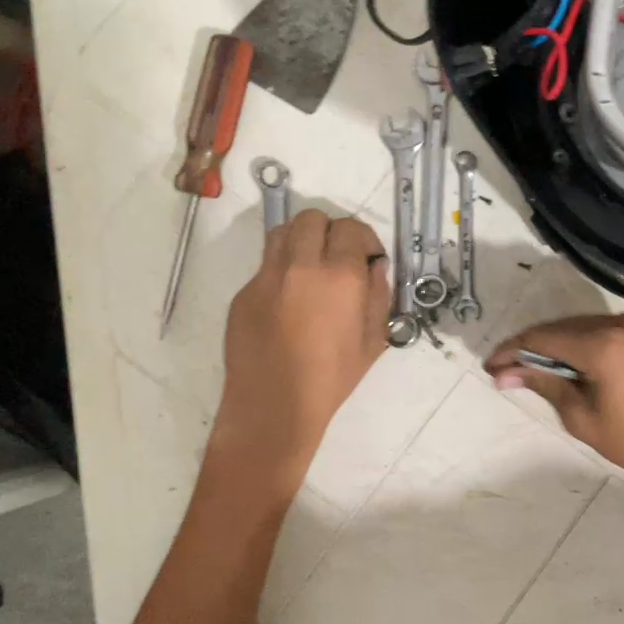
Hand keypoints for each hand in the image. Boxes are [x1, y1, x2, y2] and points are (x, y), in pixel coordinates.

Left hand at [209, 210, 389, 502]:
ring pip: (283, 232)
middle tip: (339, 257)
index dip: (365, 239)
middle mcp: (301, 266)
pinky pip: (266, 264)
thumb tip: (374, 267)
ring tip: (313, 268)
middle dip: (332, 231)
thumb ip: (379, 294)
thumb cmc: (333, 376)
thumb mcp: (375, 338)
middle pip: (313, 219)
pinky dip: (283, 269)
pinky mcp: (244, 292)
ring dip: (303, 240)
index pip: (352, 229)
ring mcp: (266, 277)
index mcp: (340, 277)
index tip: (369, 259)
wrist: (274, 405)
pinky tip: (291, 301)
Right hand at [485, 313, 623, 506]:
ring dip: (560, 342)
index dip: (514, 349)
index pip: (546, 338)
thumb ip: (544, 384)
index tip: (491, 364)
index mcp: (606, 345)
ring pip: (587, 325)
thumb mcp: (581, 417)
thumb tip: (503, 372)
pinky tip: (572, 360)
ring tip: (534, 366)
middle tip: (506, 368)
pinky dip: (588, 341)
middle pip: (565, 327)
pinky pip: (610, 329)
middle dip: (534, 345)